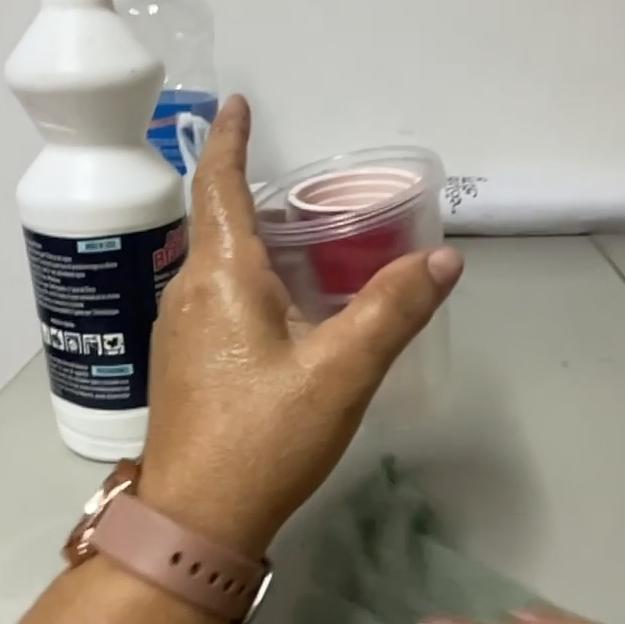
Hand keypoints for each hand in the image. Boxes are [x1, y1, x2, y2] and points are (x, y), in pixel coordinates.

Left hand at [140, 96, 463, 554]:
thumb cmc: (266, 437)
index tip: (236, 104)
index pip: (217, 184)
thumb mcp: (342, 370)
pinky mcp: (185, 363)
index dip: (228, 139)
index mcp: (222, 276)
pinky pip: (216, 297)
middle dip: (253, 191)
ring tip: (301, 237)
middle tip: (306, 186)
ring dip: (252, 237)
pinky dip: (249, 277)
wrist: (196, 519)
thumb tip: (445, 257)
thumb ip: (394, 309)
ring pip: (217, 263)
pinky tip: (281, 305)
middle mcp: (189, 292)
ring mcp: (179, 330)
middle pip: (217, 222)